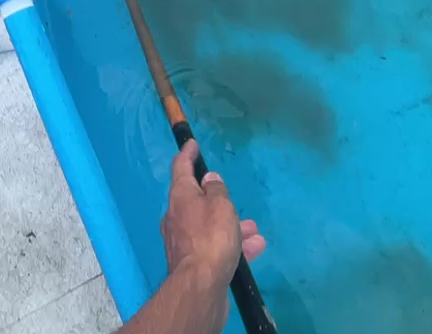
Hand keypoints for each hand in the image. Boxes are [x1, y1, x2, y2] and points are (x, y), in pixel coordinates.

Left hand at [160, 141, 266, 290]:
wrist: (200, 288)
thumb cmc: (211, 237)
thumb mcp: (221, 205)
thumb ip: (217, 189)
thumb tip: (209, 179)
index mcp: (180, 196)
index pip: (181, 167)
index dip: (187, 153)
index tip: (192, 143)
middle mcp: (177, 216)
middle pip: (197, 199)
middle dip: (218, 199)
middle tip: (232, 198)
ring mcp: (184, 241)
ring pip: (210, 225)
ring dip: (231, 225)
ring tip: (254, 230)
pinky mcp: (193, 263)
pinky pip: (214, 247)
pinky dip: (232, 245)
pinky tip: (254, 249)